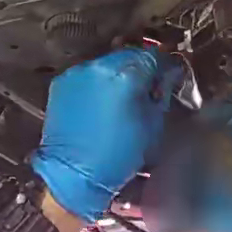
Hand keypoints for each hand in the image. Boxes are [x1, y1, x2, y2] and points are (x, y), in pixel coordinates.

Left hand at [30, 47, 181, 221]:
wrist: (71, 177)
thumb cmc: (118, 156)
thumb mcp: (153, 125)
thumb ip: (161, 93)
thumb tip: (165, 77)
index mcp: (127, 75)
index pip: (154, 55)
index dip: (165, 65)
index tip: (170, 75)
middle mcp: (101, 67)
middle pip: (130, 54)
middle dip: (142, 66)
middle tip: (149, 84)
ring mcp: (78, 73)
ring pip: (108, 62)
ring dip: (119, 73)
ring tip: (124, 93)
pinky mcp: (62, 83)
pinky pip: (89, 74)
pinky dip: (99, 81)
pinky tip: (103, 99)